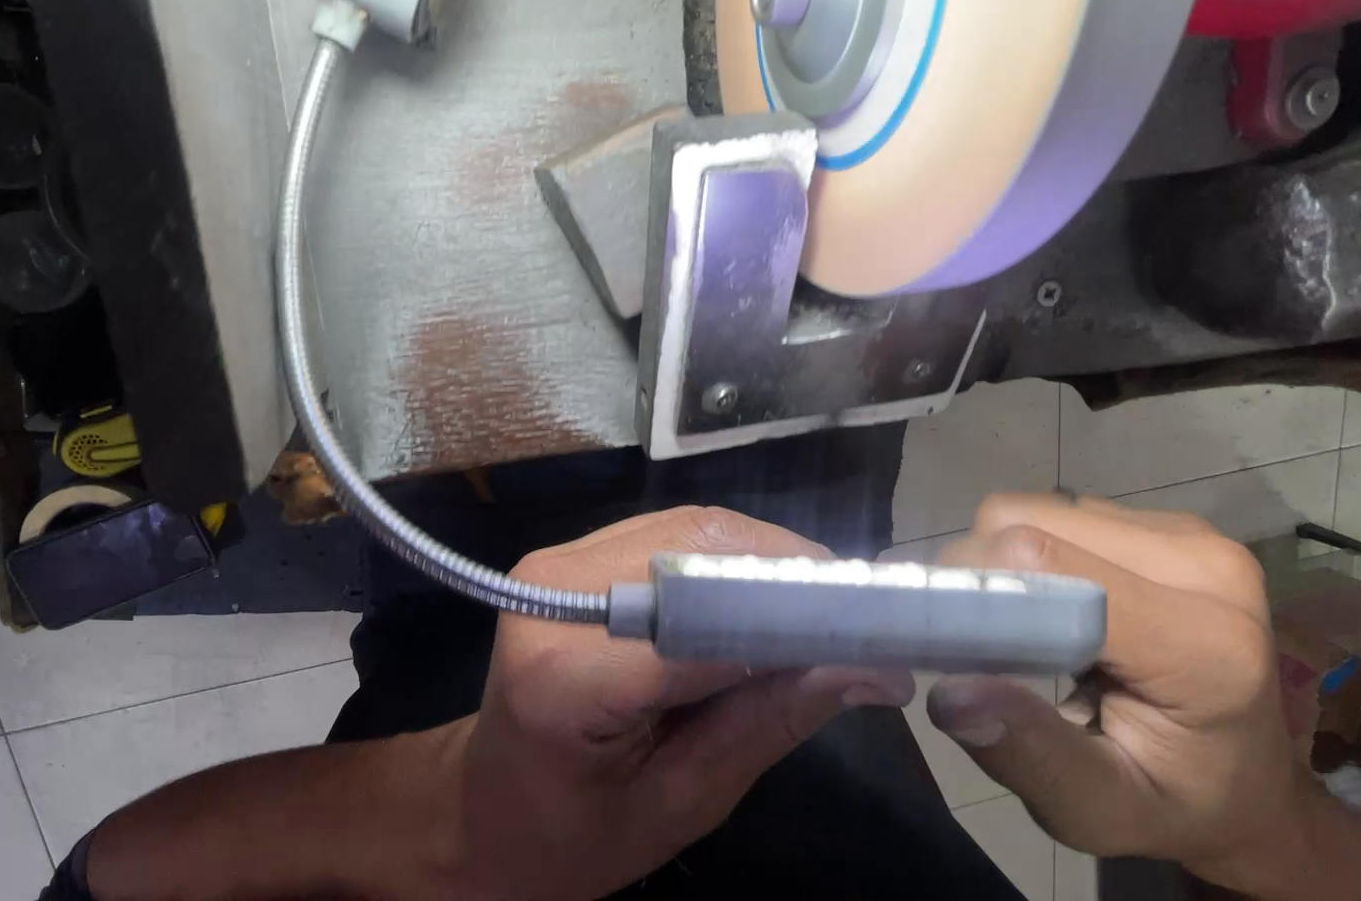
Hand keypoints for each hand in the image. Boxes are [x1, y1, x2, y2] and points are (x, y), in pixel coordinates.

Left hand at [433, 507, 913, 900]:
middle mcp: (555, 591)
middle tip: (854, 616)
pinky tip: (758, 596)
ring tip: (816, 607)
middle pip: (699, 548)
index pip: (706, 619)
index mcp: (568, 671)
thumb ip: (767, 721)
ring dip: (760, 559)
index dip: (796, 616)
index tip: (876, 632)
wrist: (484, 806)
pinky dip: (724, 558)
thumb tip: (865, 664)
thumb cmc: (573, 832)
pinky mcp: (568, 556)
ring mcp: (556, 562)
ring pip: (689, 528)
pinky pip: (667, 535)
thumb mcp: (681, 802)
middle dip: (786, 573)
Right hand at [922, 495, 1360, 898]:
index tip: (946, 638)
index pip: (1040, 560)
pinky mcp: (1170, 524)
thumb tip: (949, 694)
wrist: (1252, 791)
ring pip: (1034, 510)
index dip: (974, 586)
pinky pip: (1057, 511)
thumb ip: (1029, 756)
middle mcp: (1203, 567)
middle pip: (1025, 524)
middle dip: (984, 576)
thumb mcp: (1099, 811)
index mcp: (1200, 644)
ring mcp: (1190, 536)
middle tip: (988, 642)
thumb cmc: (1174, 805)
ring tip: (1031, 628)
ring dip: (1007, 562)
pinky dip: (1034, 553)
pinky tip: (1060, 605)